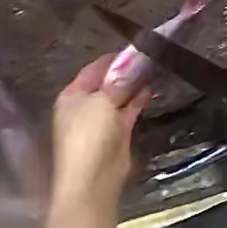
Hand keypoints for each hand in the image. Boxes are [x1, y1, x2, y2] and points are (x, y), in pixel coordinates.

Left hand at [51, 56, 151, 213]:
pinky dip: (138, 100)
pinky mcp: (117, 133)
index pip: (93, 69)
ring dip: (133, 85)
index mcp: (72, 95)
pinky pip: (128, 111)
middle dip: (125, 71)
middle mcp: (85, 105)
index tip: (134, 47)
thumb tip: (131, 63)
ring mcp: (101, 120)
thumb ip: (118, 82)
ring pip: (119, 96)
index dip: (112, 59)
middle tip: (148, 56)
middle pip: (107, 82)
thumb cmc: (89, 134)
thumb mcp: (102, 101)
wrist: (92, 179)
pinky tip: (151, 88)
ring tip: (153, 68)